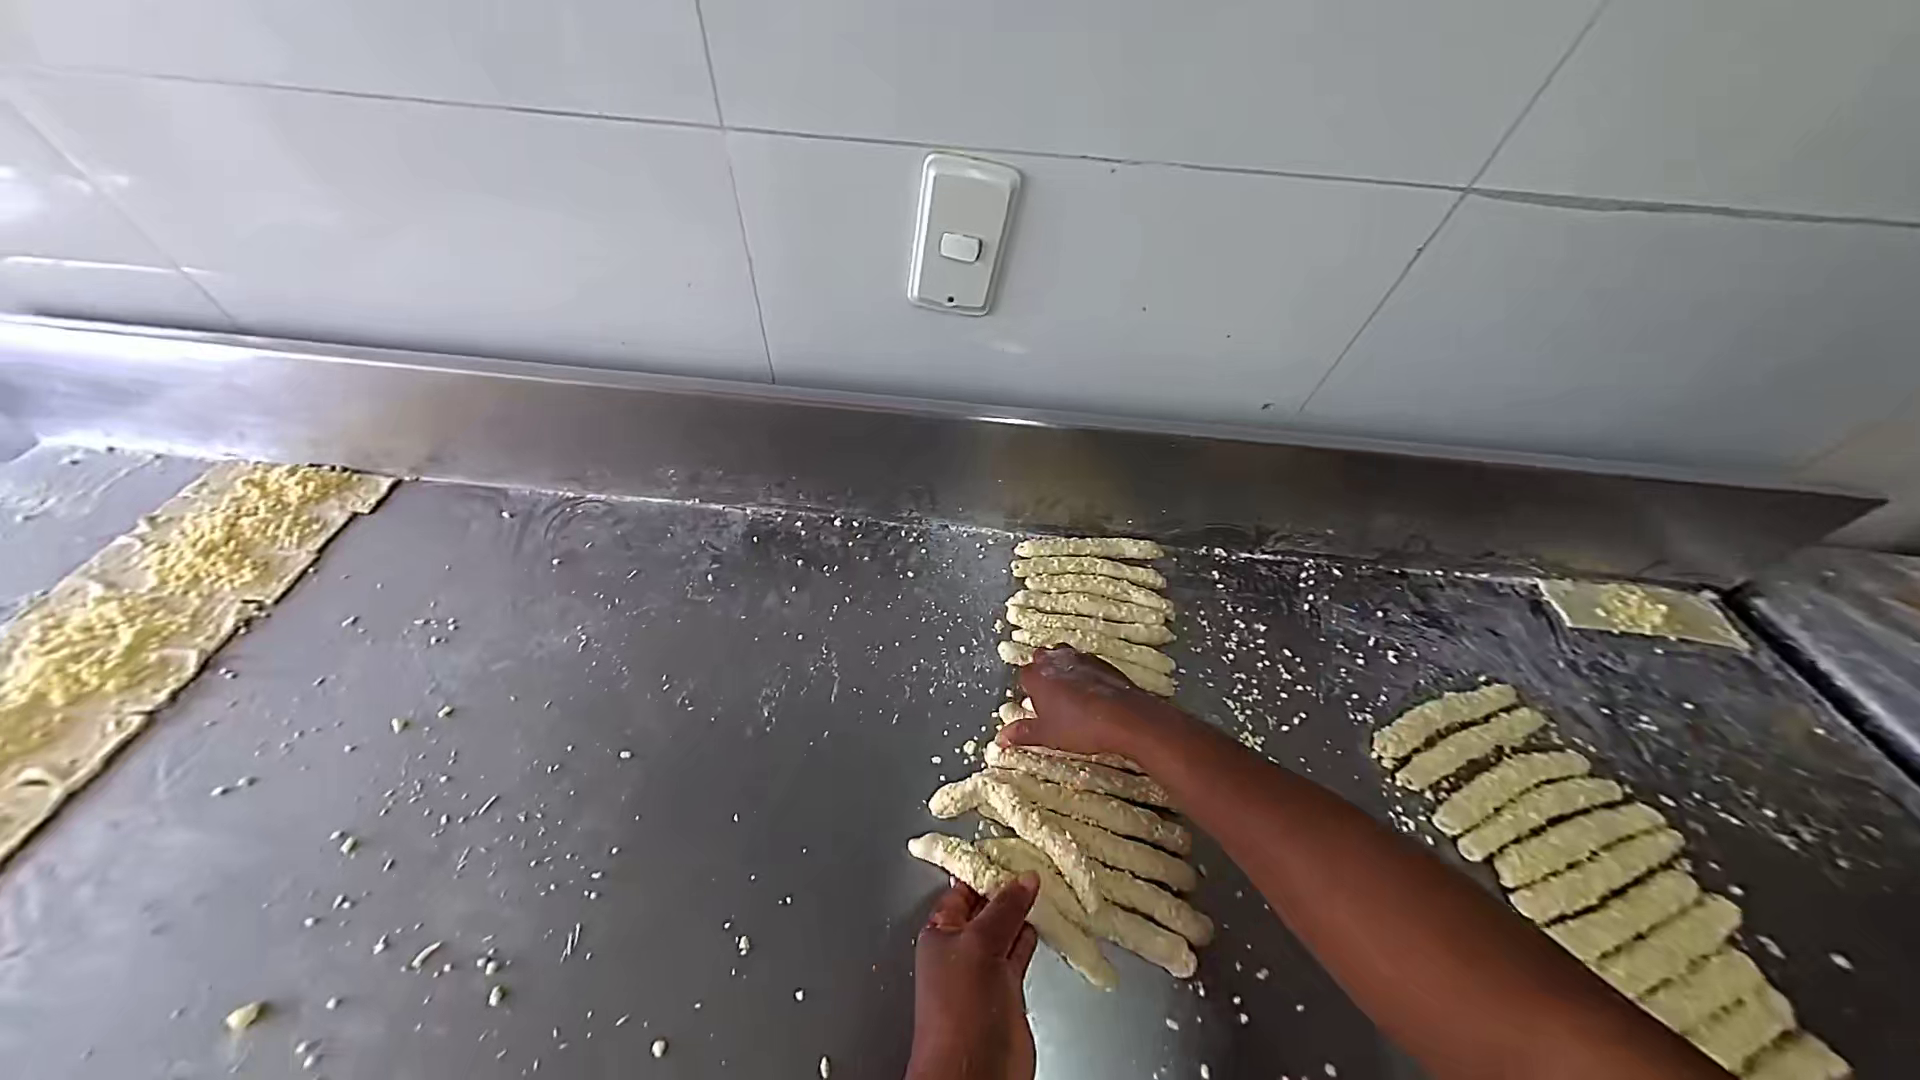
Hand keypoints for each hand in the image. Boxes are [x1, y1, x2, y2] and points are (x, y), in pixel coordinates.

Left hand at [905, 875, 1040, 1079]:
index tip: (1008, 849)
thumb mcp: (980, 943)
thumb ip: (1004, 908)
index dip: (984, 869)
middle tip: (1030, 861)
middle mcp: (960, 948)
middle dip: (1007, 887)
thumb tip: (1025, 878)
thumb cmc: (959, 1011)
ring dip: (1022, 910)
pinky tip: (1042, 920)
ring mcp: (984, 970)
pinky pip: (1020, 951)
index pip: (962, 888)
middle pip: (986, 906)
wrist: (975, 1074)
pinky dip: (1031, 934)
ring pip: (1005, 928)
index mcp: (940, 932)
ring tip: (1041, 885)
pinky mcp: (1007, 988)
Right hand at [1001, 646, 1185, 757]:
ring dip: (1063, 671)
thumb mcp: (1046, 734)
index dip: (1027, 690)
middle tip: (1049, 699)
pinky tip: (1090, 696)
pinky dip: (1084, 676)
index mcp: (1037, 675)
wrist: (1124, 718)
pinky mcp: (1102, 663)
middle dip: (1043, 675)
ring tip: (1068, 696)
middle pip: (1042, 659)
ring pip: (1064, 658)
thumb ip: (1022, 733)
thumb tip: (1002, 738)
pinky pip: (1086, 665)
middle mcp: (1056, 660)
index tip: (1033, 705)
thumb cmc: (1080, 725)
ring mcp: (1080, 658)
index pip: (1023, 675)